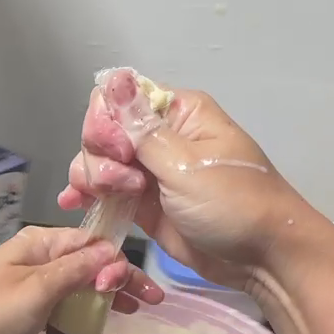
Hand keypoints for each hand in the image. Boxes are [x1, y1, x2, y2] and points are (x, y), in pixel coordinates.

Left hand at [0, 225, 161, 333]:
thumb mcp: (37, 290)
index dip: (121, 265)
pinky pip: (61, 301)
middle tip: (152, 302)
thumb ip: (76, 271)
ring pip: (76, 282)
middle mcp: (36, 256)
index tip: (142, 292)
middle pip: (88, 262)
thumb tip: (112, 253)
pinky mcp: (21, 307)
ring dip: (105, 294)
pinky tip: (98, 318)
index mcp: (40, 243)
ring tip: (135, 311)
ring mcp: (28, 282)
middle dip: (121, 280)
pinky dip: (83, 307)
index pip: (93, 245)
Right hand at [57, 71, 330, 290]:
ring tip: (108, 200)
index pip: (118, 99)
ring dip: (93, 179)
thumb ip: (142, 129)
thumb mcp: (186, 164)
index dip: (107, 123)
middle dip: (101, 158)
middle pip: (102, 132)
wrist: (259, 256)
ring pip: (100, 164)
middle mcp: (158, 137)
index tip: (121, 152)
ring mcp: (148, 173)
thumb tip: (115, 78)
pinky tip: (73, 205)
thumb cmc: (234, 204)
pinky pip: (107, 194)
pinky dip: (89, 197)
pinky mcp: (143, 206)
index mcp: (176, 113)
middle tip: (126, 185)